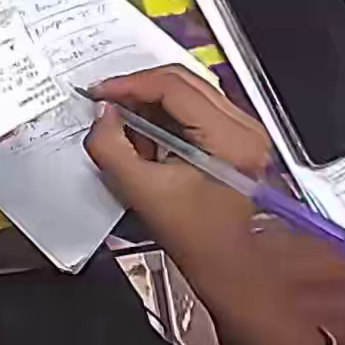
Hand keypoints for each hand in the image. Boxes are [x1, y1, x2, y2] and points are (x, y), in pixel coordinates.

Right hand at [84, 65, 329, 344]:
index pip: (173, 87)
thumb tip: (103, 115)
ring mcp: (241, 130)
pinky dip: (161, 115)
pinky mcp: (232, 136)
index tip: (101, 92)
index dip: (129, 85)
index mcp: (229, 138)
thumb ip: (112, 146)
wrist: (228, 264)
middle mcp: (244, 127)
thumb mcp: (141, 190)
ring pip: (185, 90)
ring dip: (148, 102)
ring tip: (125, 126)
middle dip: (137, 89)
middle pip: (181, 80)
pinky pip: (190, 107)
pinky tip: (145, 137)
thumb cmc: (196, 238)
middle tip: (106, 101)